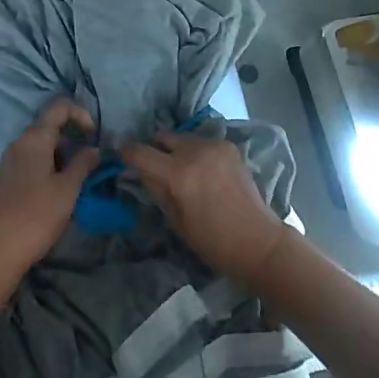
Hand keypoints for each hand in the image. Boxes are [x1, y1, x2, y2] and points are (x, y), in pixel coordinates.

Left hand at [0, 100, 101, 310]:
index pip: (59, 108)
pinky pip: (32, 161)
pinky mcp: (6, 178)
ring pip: (42, 147)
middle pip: (50, 127)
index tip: (94, 136)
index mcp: (34, 139)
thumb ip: (83, 163)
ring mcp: (10, 161)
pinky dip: (49, 167)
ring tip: (77, 182)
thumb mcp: (68, 189)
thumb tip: (94, 149)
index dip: (80, 114)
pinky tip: (58, 192)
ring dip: (62, 156)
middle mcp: (19, 143)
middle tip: (90, 164)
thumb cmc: (37, 215)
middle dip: (73, 140)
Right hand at [121, 133, 289, 286]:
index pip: (141, 152)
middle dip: (155, 149)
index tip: (121, 155)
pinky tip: (202, 170)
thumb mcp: (175, 220)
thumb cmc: (212, 241)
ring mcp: (214, 146)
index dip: (127, 152)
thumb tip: (139, 172)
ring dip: (176, 149)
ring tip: (180, 169)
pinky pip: (202, 142)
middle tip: (154, 166)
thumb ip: (156, 189)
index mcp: (178, 174)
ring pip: (183, 137)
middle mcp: (195, 151)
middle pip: (163, 137)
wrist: (257, 240)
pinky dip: (196, 151)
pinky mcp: (228, 146)